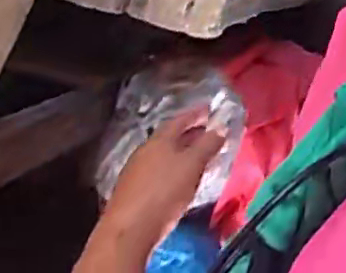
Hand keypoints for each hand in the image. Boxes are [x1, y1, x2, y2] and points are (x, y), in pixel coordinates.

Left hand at [102, 109, 227, 245]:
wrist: (125, 236)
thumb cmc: (163, 192)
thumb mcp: (193, 164)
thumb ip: (208, 144)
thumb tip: (220, 128)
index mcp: (160, 139)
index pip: (181, 119)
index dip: (197, 113)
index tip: (211, 110)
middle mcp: (145, 151)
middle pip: (171, 137)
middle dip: (191, 135)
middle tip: (209, 134)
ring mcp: (134, 173)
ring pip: (163, 156)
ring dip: (181, 155)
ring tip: (198, 159)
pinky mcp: (131, 194)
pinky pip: (156, 173)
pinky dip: (171, 171)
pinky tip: (179, 181)